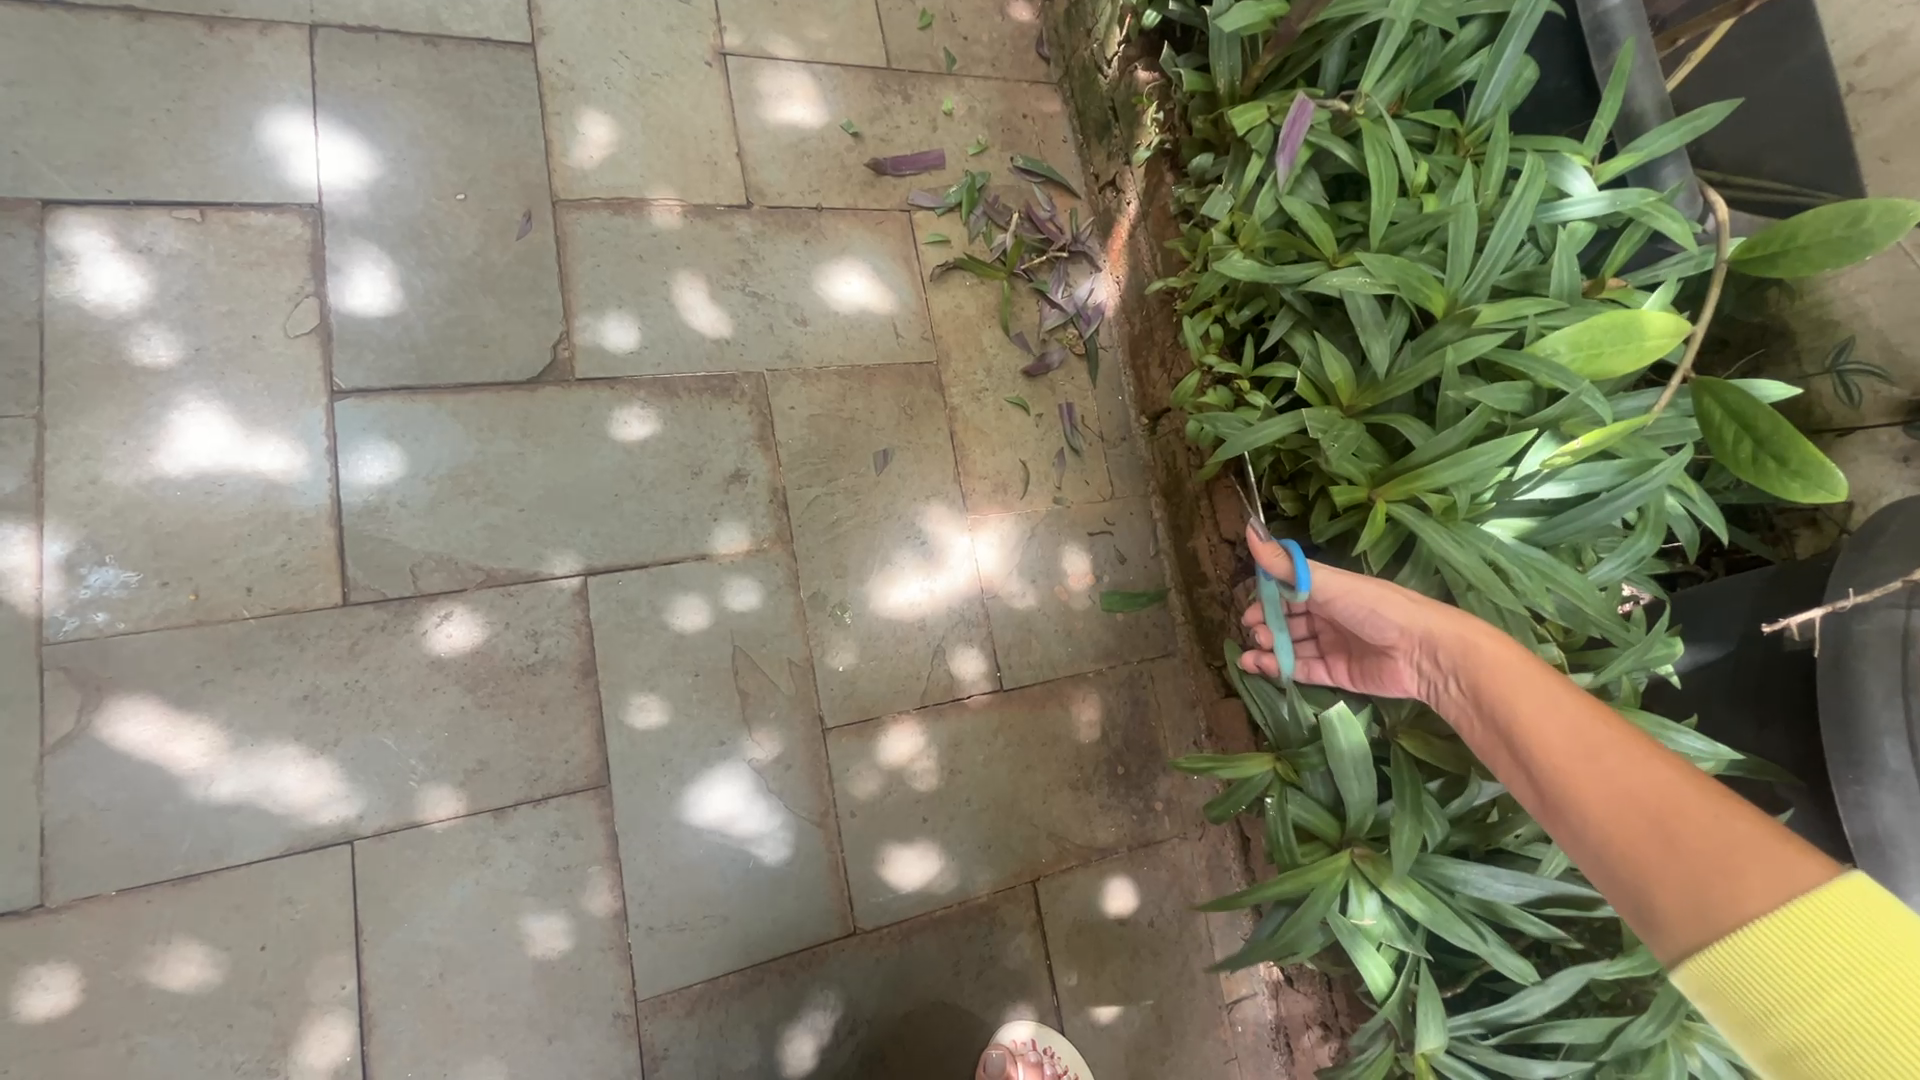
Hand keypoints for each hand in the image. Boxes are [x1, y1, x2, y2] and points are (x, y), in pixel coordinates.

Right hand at [1238, 522, 1478, 705]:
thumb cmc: (1376, 608)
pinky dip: (1277, 668)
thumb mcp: (1326, 582)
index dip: (1264, 599)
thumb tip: (1248, 527)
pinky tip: (1257, 666)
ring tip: (1251, 654)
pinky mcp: (1335, 673)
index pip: (1286, 592)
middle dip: (1264, 625)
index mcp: (1326, 590)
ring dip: (1266, 649)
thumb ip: (1285, 564)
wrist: (1424, 652)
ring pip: (1289, 646)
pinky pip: (1300, 670)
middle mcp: (1327, 616)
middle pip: (1286, 620)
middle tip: (1255, 632)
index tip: (1247, 607)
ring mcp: (1331, 645)